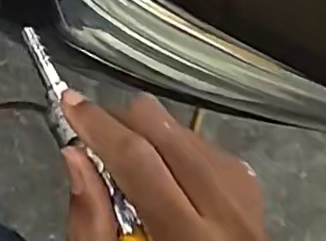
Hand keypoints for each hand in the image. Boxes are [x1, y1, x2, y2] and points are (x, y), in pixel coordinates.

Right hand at [60, 92, 265, 240]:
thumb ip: (90, 223)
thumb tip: (75, 155)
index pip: (138, 159)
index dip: (98, 124)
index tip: (69, 101)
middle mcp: (230, 221)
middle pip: (163, 130)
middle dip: (119, 121)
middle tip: (95, 139)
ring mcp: (249, 211)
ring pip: (183, 130)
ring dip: (147, 134)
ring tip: (130, 166)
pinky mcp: (256, 203)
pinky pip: (207, 148)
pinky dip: (176, 148)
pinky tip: (165, 176)